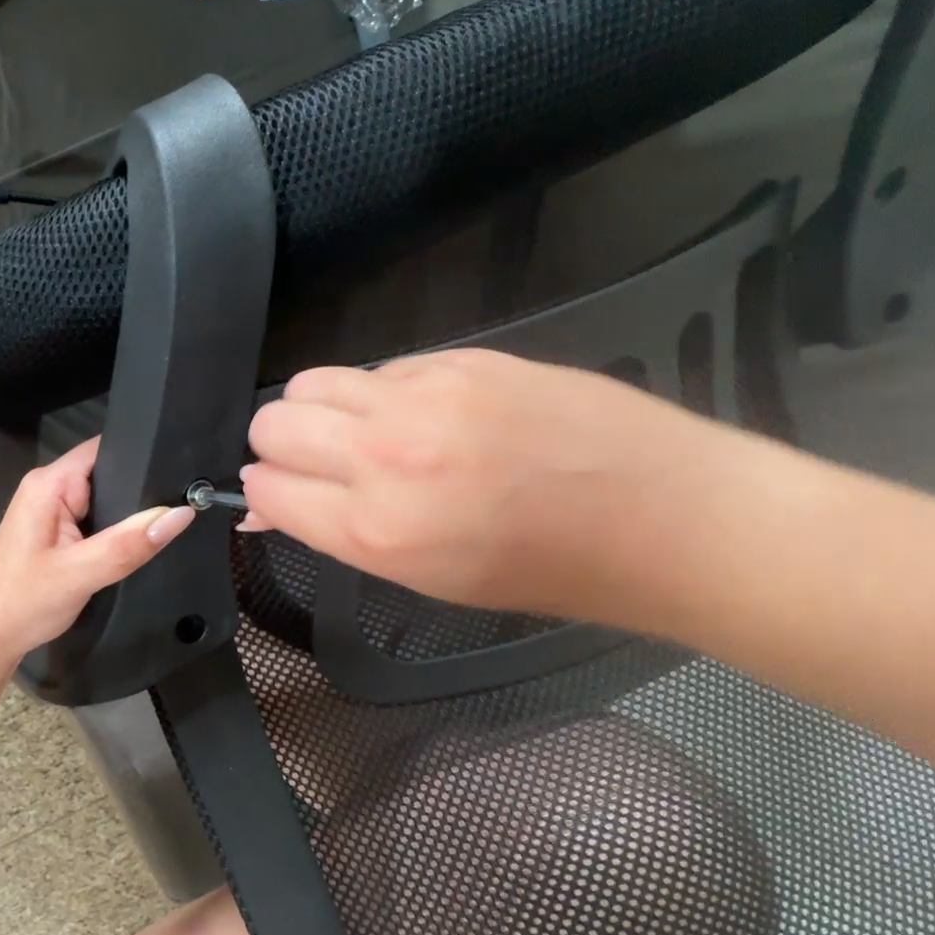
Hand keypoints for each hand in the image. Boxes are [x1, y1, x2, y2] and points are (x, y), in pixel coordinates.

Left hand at [0, 438, 195, 659]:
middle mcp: (48, 488)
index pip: (103, 448)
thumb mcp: (82, 573)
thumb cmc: (24, 601)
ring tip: (168, 522)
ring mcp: (49, 512)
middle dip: (140, 487)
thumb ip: (130, 543)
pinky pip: (93, 520)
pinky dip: (113, 531)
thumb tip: (180, 513)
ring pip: (103, 499)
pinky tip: (135, 542)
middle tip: (183, 502)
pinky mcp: (54, 534)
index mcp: (49, 483)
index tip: (180, 468)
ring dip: (128, 513)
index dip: (141, 452)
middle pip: (106, 472)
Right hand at [242, 349, 735, 619]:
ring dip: (317, 411)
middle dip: (278, 446)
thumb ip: (334, 531)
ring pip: (310, 383)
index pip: (267, 489)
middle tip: (318, 464)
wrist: (670, 517)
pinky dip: (378, 395)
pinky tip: (425, 417)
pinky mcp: (462, 359)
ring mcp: (424, 399)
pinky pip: (377, 370)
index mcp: (377, 530)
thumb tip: (265, 500)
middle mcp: (385, 457)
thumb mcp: (424, 575)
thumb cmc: (543, 569)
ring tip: (363, 433)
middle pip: (272, 425)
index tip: (284, 494)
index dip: (267, 492)